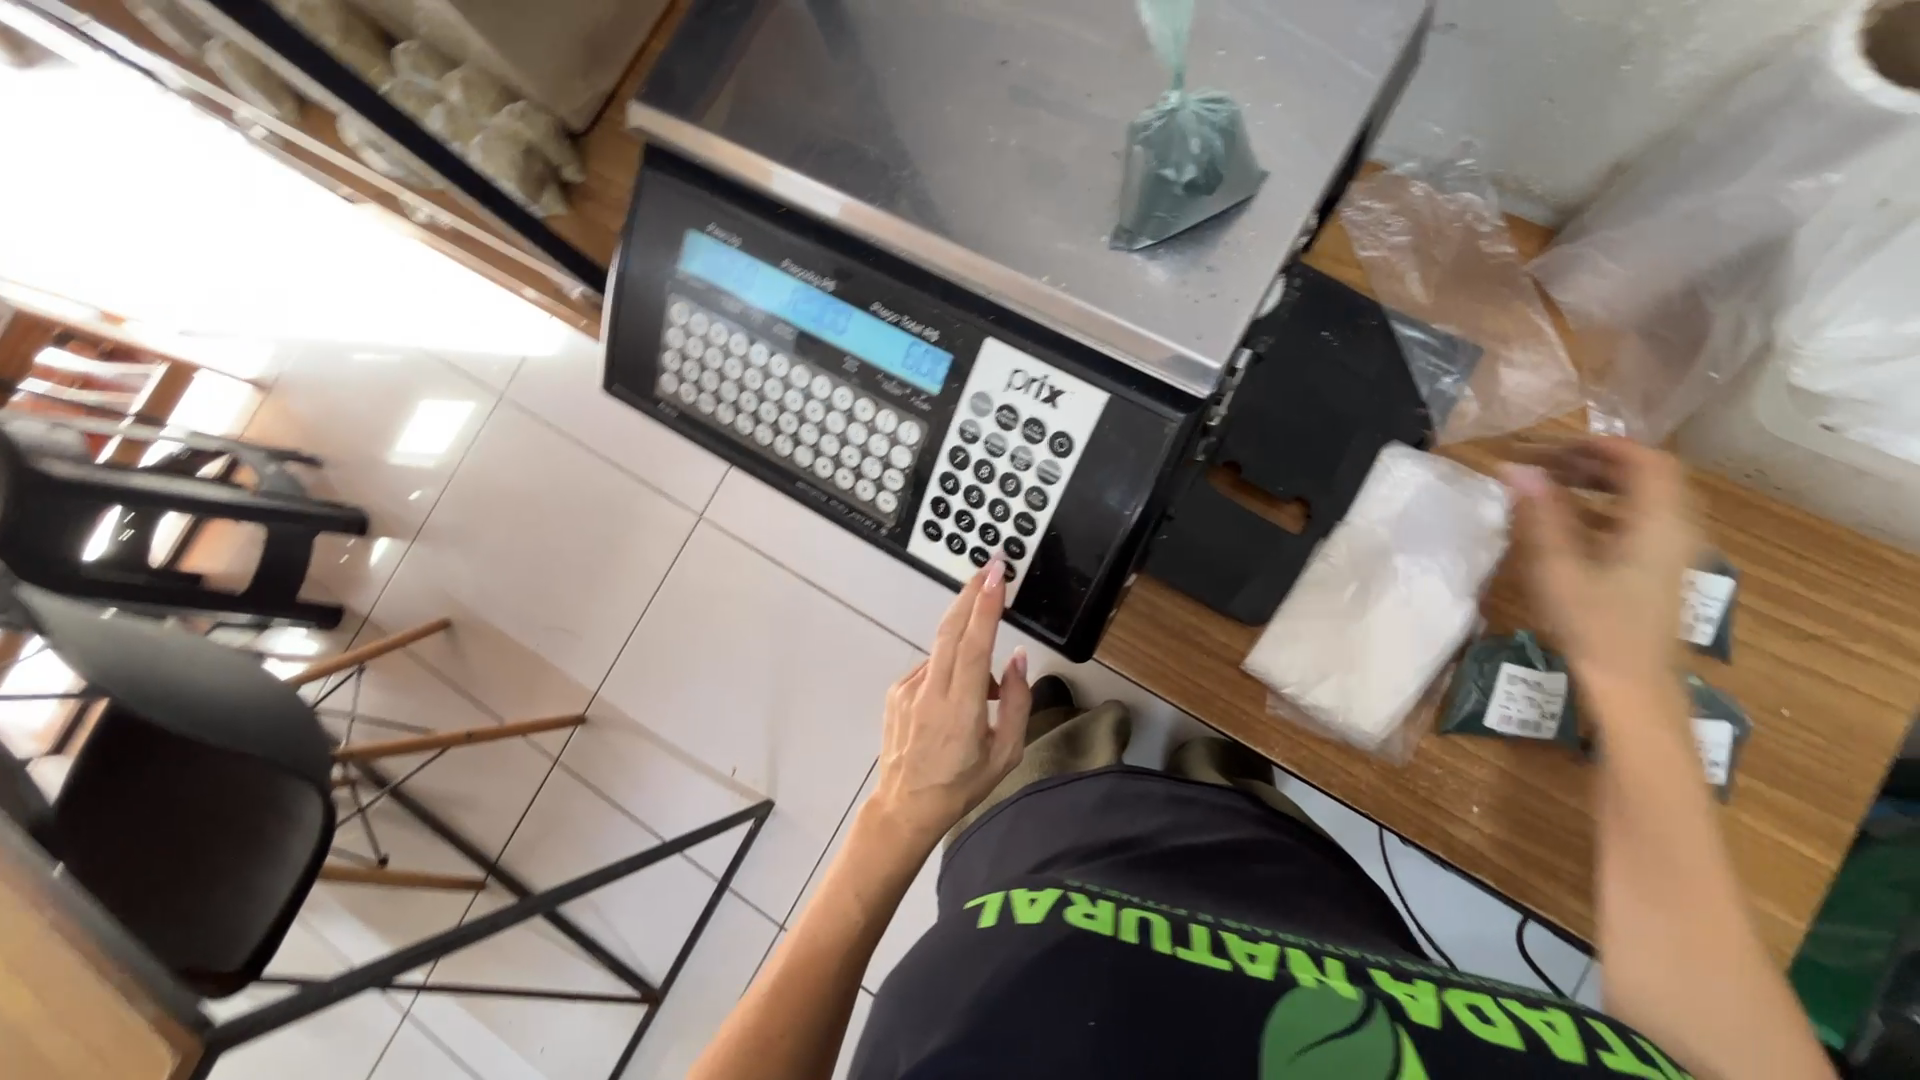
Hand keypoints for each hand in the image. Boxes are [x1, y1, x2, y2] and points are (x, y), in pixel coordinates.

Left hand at [870, 556, 1031, 847]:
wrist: (905, 807)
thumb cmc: (961, 785)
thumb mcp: (1006, 754)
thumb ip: (1017, 702)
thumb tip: (1018, 659)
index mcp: (960, 708)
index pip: (974, 644)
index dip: (986, 606)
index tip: (996, 576)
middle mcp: (929, 691)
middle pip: (951, 629)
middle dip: (971, 594)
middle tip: (990, 569)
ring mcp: (908, 689)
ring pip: (943, 650)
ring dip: (966, 648)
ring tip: (984, 691)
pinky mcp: (896, 691)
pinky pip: (931, 668)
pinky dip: (950, 670)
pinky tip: (956, 702)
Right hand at [1502, 438, 1699, 692]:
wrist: (1631, 683)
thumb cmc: (1594, 625)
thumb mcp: (1557, 567)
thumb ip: (1538, 514)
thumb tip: (1513, 469)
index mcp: (1658, 523)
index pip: (1645, 461)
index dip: (1603, 445)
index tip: (1555, 445)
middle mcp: (1676, 530)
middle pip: (1646, 477)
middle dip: (1595, 463)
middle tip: (1545, 465)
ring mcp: (1671, 552)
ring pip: (1643, 499)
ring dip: (1599, 485)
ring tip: (1551, 487)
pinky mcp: (1659, 570)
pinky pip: (1638, 522)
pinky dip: (1604, 509)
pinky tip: (1566, 523)